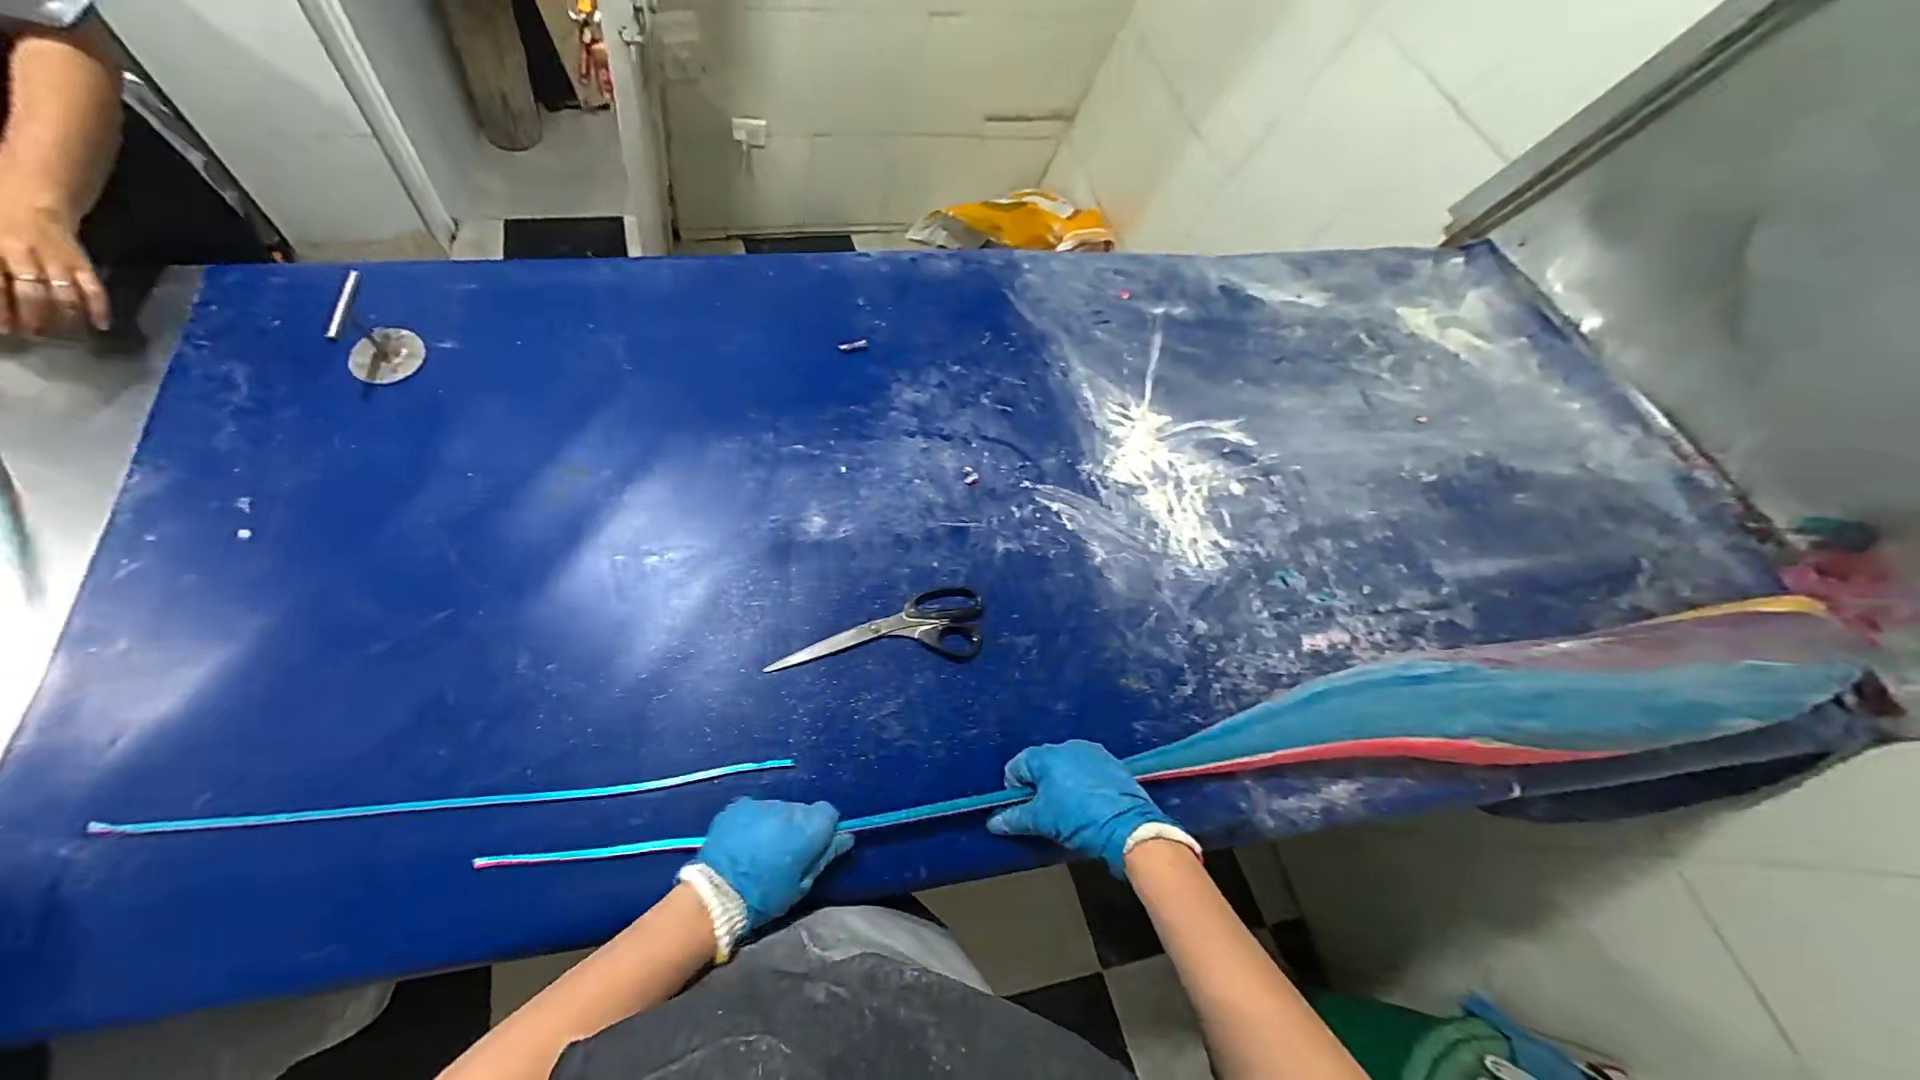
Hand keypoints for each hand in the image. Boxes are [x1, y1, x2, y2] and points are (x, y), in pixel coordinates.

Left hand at [0, 196, 109, 336]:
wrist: (31, 199)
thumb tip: (0, 296)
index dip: (1, 309)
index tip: (4, 329)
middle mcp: (25, 256)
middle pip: (31, 294)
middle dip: (31, 318)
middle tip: (29, 336)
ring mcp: (58, 261)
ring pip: (62, 294)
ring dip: (62, 317)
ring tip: (58, 335)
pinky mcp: (83, 263)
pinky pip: (94, 288)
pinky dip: (100, 308)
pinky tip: (100, 325)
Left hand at [694, 798, 852, 929]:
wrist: (715, 896)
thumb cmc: (765, 897)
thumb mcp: (802, 885)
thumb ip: (825, 856)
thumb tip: (845, 837)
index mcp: (809, 826)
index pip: (828, 812)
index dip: (824, 828)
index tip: (813, 846)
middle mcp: (788, 807)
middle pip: (802, 810)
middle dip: (798, 826)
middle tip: (785, 851)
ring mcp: (761, 804)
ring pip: (779, 809)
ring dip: (776, 823)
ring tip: (761, 848)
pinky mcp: (738, 806)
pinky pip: (755, 810)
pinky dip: (754, 821)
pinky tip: (744, 841)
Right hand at [986, 740, 1173, 876]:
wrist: (1129, 827)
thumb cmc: (1077, 819)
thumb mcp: (1041, 821)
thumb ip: (1013, 819)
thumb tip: (993, 822)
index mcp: (1046, 755)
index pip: (1017, 766)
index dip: (1015, 790)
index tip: (1024, 810)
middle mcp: (1068, 747)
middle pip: (1041, 765)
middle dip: (1039, 787)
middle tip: (1045, 813)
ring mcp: (1093, 753)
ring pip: (1065, 768)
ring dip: (1061, 785)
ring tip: (1069, 811)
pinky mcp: (1112, 763)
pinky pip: (1087, 771)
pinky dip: (1082, 784)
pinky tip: (1089, 805)